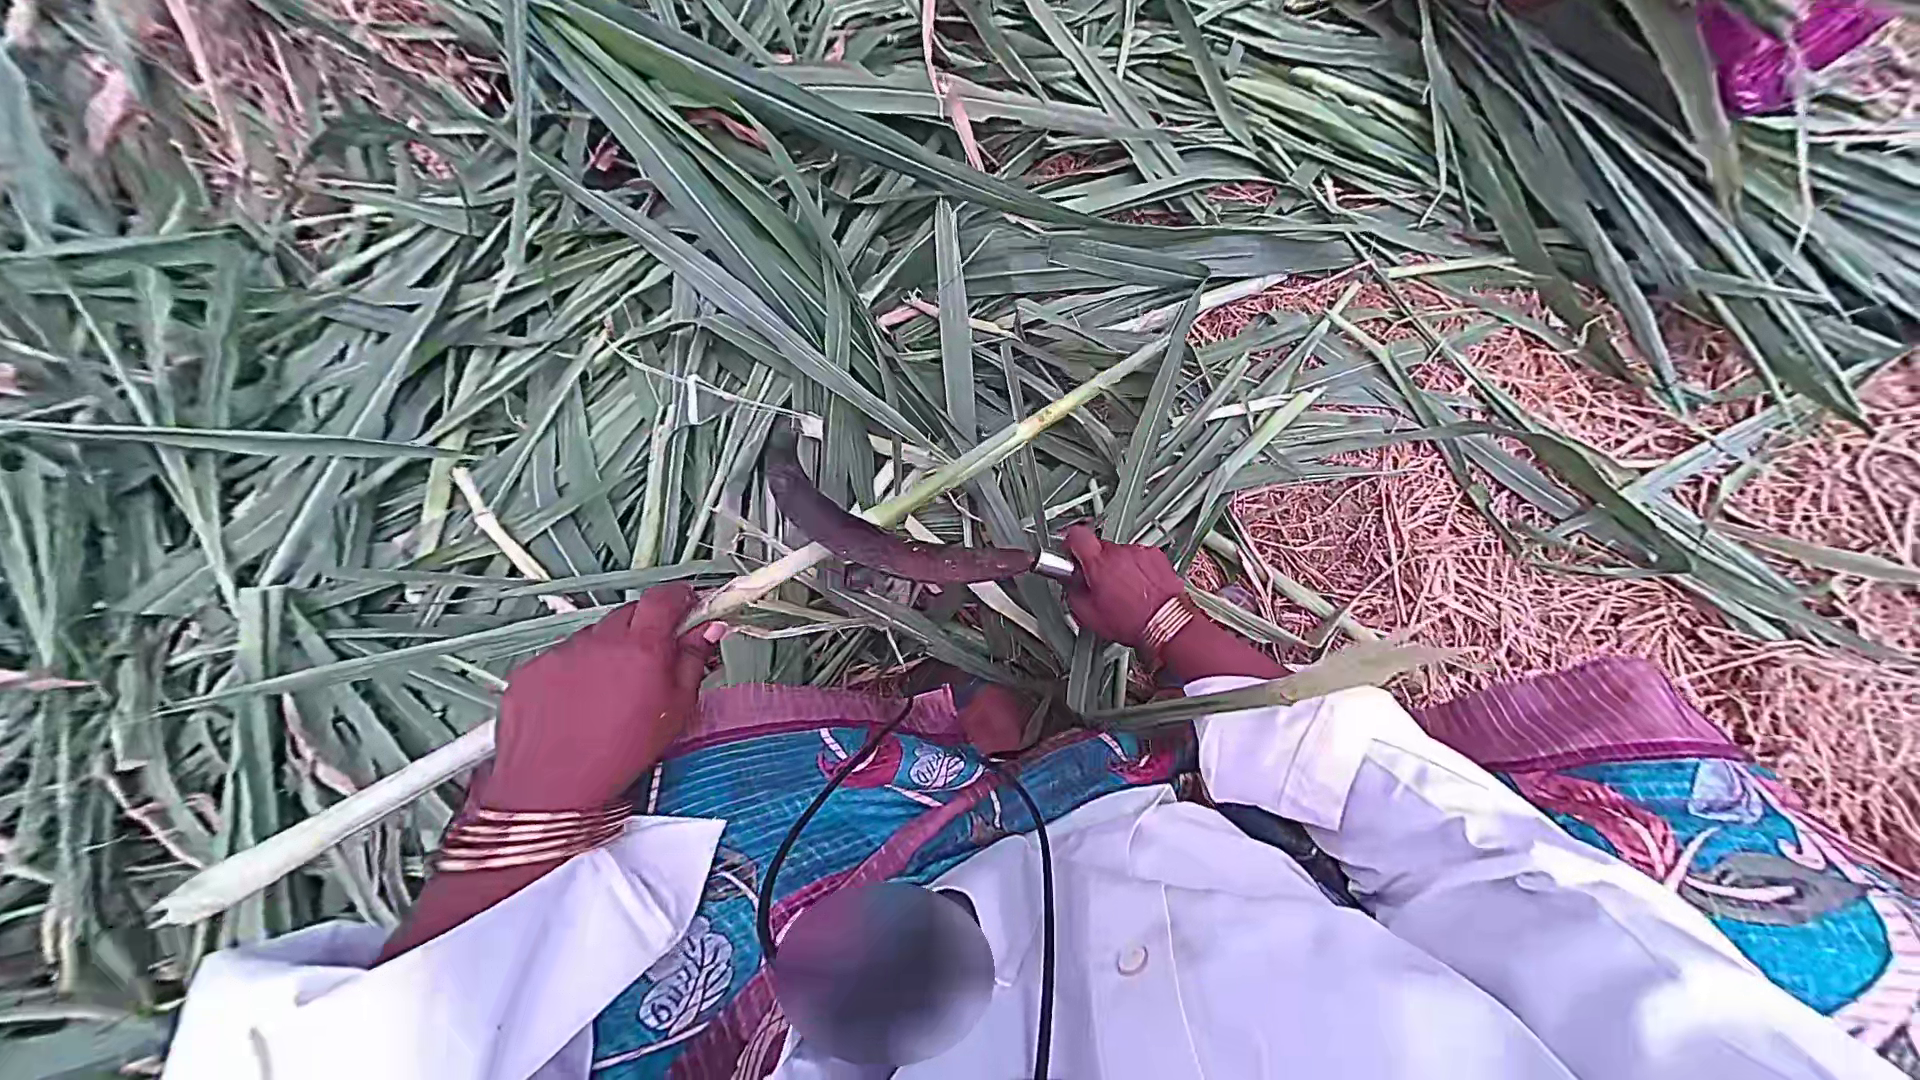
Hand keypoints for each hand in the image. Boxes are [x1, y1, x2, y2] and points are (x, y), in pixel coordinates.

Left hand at [484, 583, 724, 811]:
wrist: (551, 788)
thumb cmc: (619, 753)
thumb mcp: (678, 707)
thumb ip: (694, 660)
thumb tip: (707, 631)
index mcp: (642, 647)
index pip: (664, 597)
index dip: (680, 598)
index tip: (688, 606)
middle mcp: (600, 641)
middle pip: (631, 613)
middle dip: (647, 627)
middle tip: (655, 657)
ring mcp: (562, 652)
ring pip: (597, 634)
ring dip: (610, 650)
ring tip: (613, 691)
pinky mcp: (532, 668)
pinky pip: (564, 655)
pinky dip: (577, 668)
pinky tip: (582, 701)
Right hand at [1060, 525, 1187, 649]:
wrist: (1168, 624)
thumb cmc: (1133, 622)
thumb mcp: (1088, 615)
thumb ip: (1073, 592)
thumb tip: (1070, 585)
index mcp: (1098, 563)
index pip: (1076, 535)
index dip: (1070, 543)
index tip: (1070, 551)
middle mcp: (1119, 552)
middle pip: (1099, 546)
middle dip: (1097, 563)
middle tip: (1099, 584)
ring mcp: (1140, 552)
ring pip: (1120, 553)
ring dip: (1118, 567)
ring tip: (1123, 590)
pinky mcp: (1156, 556)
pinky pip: (1140, 557)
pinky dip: (1137, 569)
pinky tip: (1138, 588)